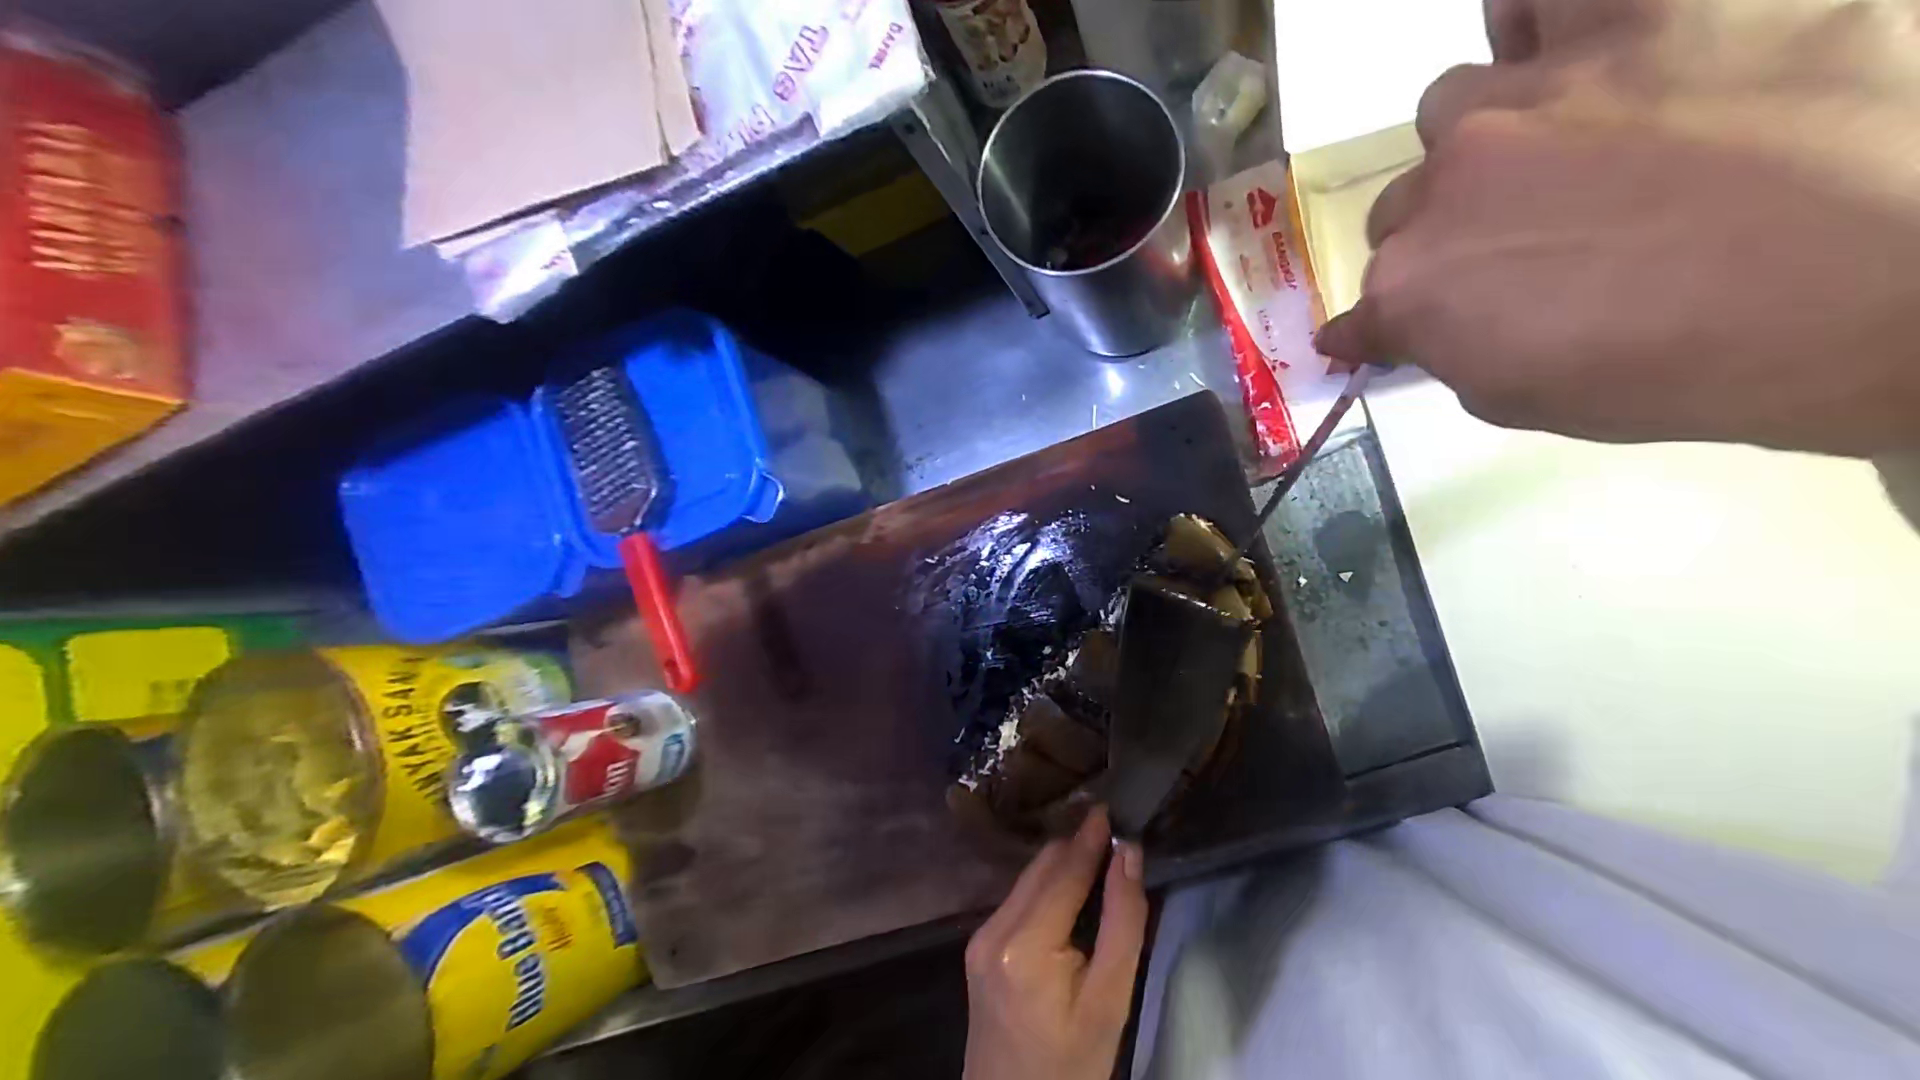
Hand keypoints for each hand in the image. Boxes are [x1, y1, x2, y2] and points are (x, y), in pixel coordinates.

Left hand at [963, 807, 1147, 1079]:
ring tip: (1097, 851)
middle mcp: (992, 930)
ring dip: (1061, 864)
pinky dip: (1046, 887)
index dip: (1089, 837)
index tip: (1110, 806)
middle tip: (1111, 828)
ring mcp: (978, 936)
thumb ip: (1123, 923)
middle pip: (1041, 869)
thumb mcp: (1111, 1001)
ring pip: (1027, 879)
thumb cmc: (1073, 1064)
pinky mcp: (976, 945)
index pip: (1063, 873)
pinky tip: (1070, 890)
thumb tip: (1128, 853)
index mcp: (1024, 946)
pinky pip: (1017, 899)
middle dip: (1076, 846)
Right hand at [1316, 0, 1919, 454]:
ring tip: (1551, 146)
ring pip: (1450, 106)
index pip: (1361, 313)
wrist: (1899, 281)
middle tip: (1512, 249)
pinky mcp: (1634, 14)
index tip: (1397, 338)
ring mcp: (1528, 95)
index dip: (1383, 328)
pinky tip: (1567, 47)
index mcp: (1414, 288)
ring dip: (1479, 139)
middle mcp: (1444, 188)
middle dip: (1438, 236)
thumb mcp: (1522, 399)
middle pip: (1399, 209)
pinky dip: (1539, 22)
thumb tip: (1401, 332)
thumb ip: (1445, 355)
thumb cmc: (1684, 371)